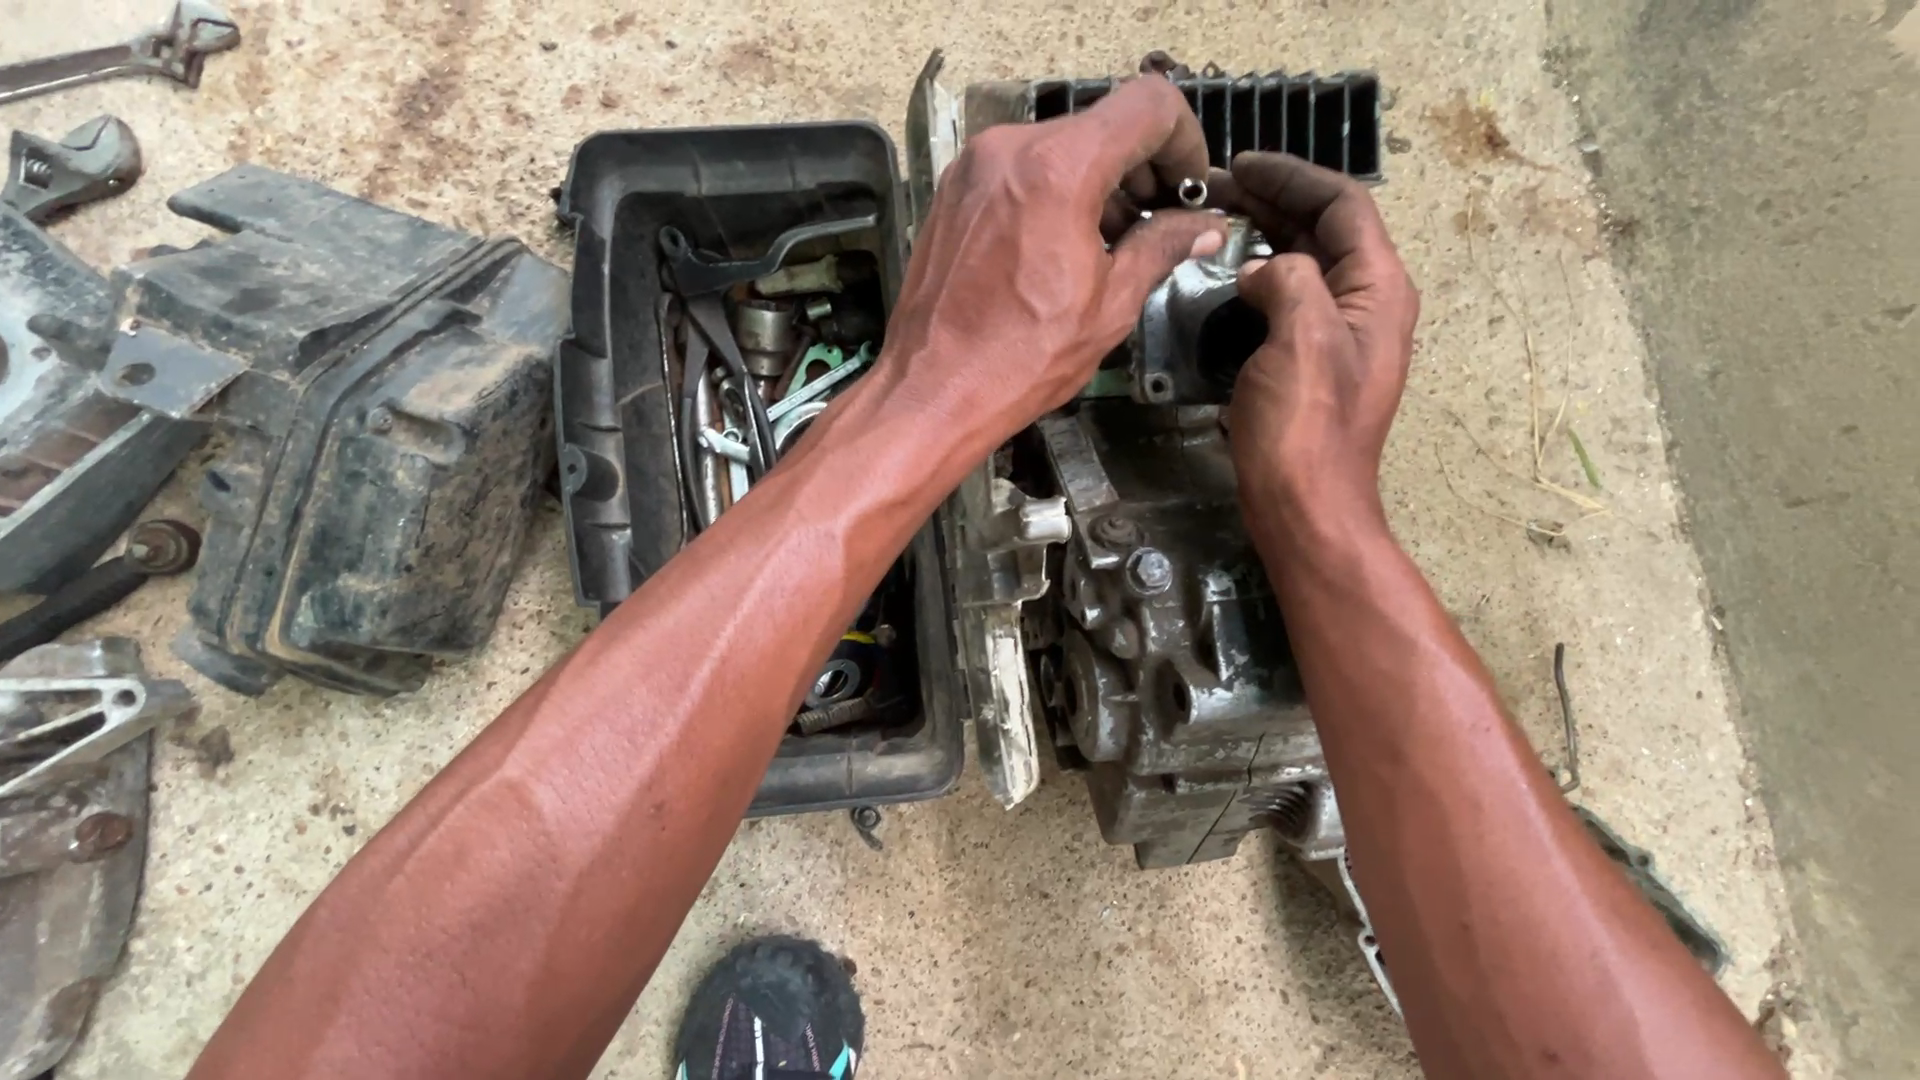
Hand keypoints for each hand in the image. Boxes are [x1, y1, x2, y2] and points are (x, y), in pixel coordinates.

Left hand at [883, 76, 1225, 443]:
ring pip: (1059, 148)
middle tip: (1160, 221)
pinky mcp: (953, 193)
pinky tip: (1063, 246)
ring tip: (1113, 245)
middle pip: (1101, 127)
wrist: (933, 390)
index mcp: (1056, 170)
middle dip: (1141, 169)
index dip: (1185, 142)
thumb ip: (1161, 248)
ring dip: (1098, 184)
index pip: (1148, 106)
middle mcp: (1008, 151)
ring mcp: (973, 169)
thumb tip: (1203, 226)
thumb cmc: (1020, 359)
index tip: (1189, 188)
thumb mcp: (1109, 306)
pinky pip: (1020, 171)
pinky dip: (1054, 192)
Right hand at [1213, 153, 1419, 535]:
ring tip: (1212, 228)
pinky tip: (1218, 287)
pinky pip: (1282, 306)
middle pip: (1322, 232)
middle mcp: (1364, 306)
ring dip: (1259, 242)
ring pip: (1300, 268)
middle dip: (1271, 204)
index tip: (1241, 164)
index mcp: (1377, 289)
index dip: (1293, 176)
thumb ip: (1286, 280)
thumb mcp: (1301, 337)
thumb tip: (1258, 271)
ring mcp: (1336, 339)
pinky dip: (1251, 286)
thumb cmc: (1306, 426)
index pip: (1343, 205)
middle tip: (1214, 191)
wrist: (1304, 505)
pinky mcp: (1306, 366)